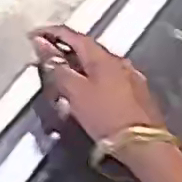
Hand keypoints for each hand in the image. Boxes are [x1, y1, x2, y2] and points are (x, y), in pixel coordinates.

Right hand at [31, 26, 166, 146]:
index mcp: (101, 55)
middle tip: (46, 57)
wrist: (148, 149)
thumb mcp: (75, 92)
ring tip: (64, 78)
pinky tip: (88, 94)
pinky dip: (92, 81)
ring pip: (97, 66)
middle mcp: (118, 61)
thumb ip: (57, 67)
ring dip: (79, 68)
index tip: (33, 35)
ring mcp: (130, 77)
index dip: (50, 32)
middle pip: (86, 49)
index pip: (71, 35)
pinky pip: (108, 80)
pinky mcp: (138, 96)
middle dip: (64, 51)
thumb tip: (41, 44)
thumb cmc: (106, 116)